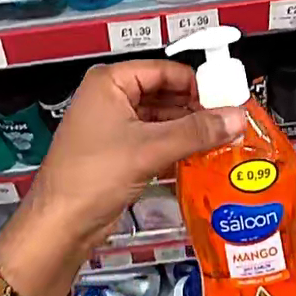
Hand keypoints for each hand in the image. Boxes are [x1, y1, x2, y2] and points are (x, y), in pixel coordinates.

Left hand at [0, 60, 246, 295]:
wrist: (60, 226)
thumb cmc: (90, 177)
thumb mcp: (149, 148)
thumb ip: (196, 131)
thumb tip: (235, 118)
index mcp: (110, 81)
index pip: (164, 70)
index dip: (196, 83)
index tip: (226, 97)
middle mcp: (111, 97)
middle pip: (164, 92)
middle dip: (195, 107)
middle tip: (229, 120)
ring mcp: (114, 125)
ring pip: (161, 118)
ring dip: (188, 129)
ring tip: (222, 138)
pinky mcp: (119, 151)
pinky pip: (155, 139)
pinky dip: (176, 145)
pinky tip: (201, 154)